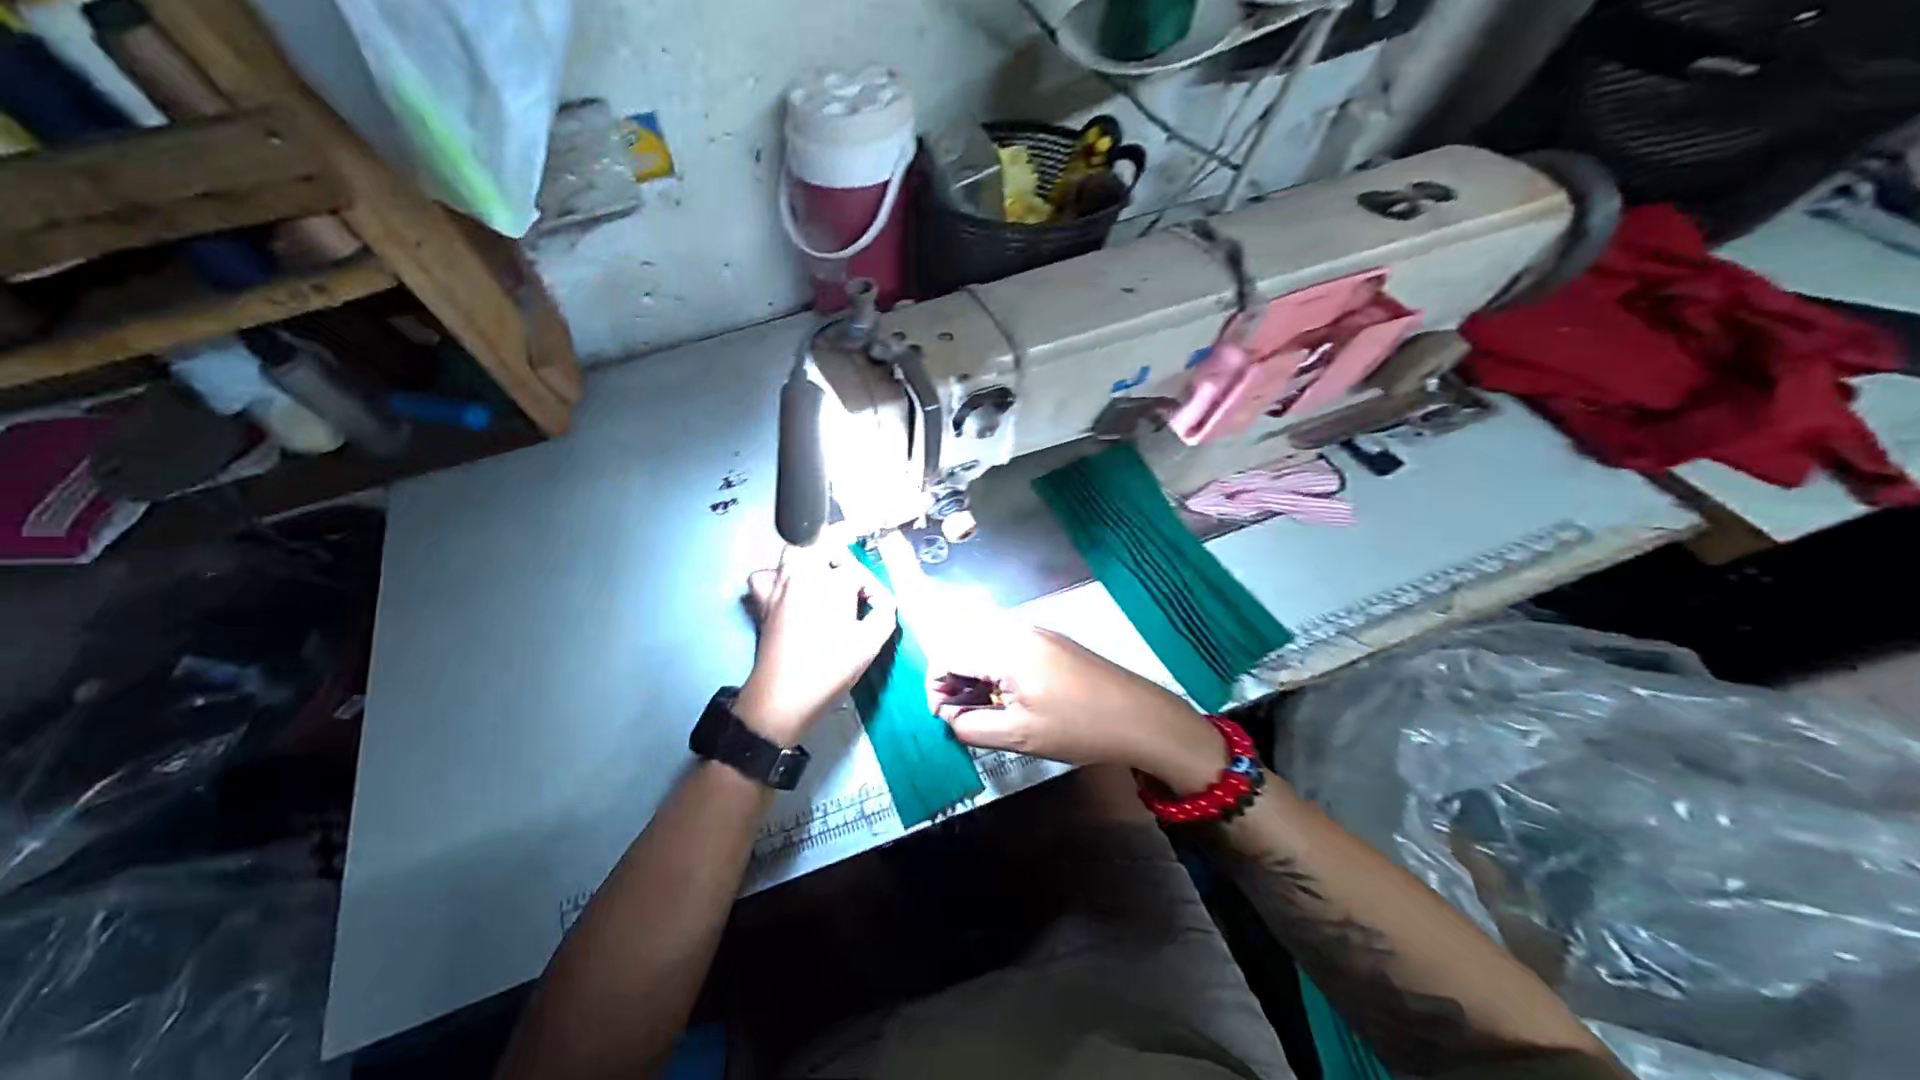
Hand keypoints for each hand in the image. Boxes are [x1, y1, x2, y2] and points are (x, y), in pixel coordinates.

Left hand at [738, 546, 896, 745]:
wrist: (784, 696)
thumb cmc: (830, 669)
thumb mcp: (871, 644)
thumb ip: (884, 614)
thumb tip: (883, 604)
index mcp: (833, 582)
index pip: (857, 570)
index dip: (871, 588)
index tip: (876, 608)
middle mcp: (803, 574)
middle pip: (822, 544)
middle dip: (840, 557)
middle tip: (850, 582)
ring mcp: (779, 585)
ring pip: (794, 552)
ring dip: (812, 561)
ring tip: (823, 583)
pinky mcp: (762, 601)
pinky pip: (765, 576)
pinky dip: (777, 579)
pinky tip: (788, 594)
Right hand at [927, 622, 1226, 793]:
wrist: (1140, 716)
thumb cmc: (1079, 728)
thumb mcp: (1019, 736)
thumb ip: (971, 726)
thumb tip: (949, 715)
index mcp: (1007, 648)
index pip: (947, 653)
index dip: (935, 686)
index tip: (944, 716)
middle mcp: (1017, 630)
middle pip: (962, 641)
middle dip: (951, 676)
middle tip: (960, 713)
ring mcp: (1035, 632)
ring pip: (982, 642)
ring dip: (971, 672)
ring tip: (981, 707)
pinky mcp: (1049, 640)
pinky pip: (1004, 644)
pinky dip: (992, 667)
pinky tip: (1005, 695)